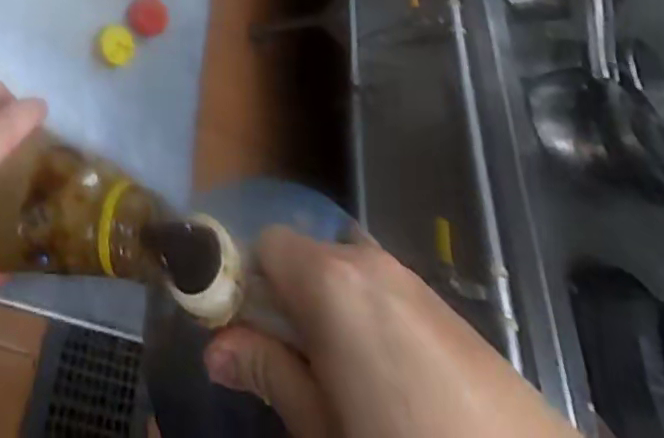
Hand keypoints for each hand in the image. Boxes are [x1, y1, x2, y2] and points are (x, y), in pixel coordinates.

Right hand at [203, 228, 578, 437]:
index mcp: (332, 279)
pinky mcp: (445, 306)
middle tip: (285, 364)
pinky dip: (362, 316)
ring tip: (333, 378)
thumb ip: (269, 374)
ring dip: (323, 308)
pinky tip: (381, 379)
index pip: (266, 243)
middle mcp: (370, 262)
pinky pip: (381, 292)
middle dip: (284, 298)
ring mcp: (412, 280)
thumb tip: (219, 348)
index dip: (245, 282)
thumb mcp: (322, 426)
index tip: (238, 331)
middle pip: (305, 255)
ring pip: (343, 273)